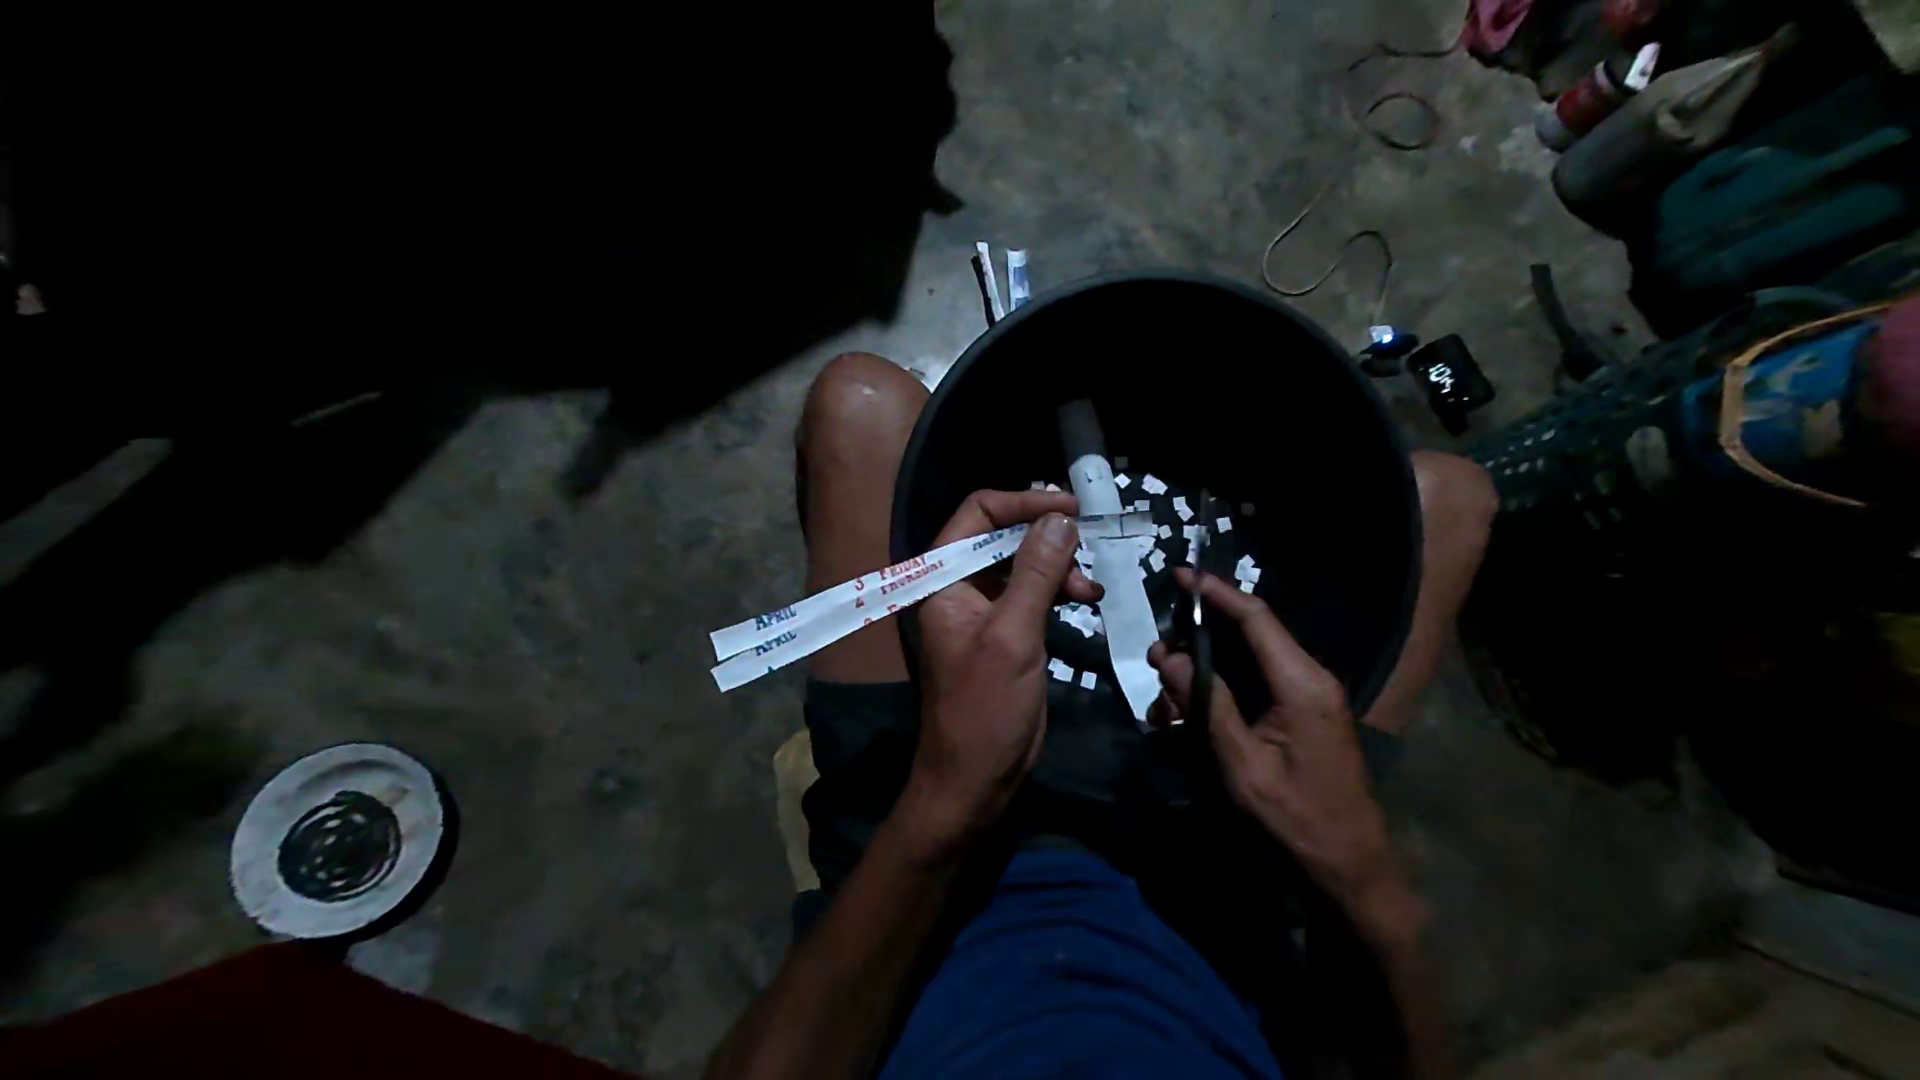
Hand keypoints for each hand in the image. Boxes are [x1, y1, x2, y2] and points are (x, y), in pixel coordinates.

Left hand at [904, 490, 1102, 854]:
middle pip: (1002, 534)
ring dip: (1059, 566)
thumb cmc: (984, 708)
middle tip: (1090, 547)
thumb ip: (1035, 574)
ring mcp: (983, 608)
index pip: (978, 513)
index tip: (1072, 508)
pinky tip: (1086, 601)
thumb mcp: (1013, 637)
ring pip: (1022, 563)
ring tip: (1091, 592)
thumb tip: (1060, 518)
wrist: (975, 777)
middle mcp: (959, 585)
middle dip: (1047, 537)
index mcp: (943, 579)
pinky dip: (1058, 590)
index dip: (1024, 502)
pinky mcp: (1005, 630)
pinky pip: (1032, 592)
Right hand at [1150, 569, 1419, 938]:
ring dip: (1203, 667)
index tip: (1180, 575)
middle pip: (1249, 633)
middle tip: (1155, 654)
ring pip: (1247, 659)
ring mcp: (1307, 694)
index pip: (1255, 618)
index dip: (1216, 592)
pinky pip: (1254, 681)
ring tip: (1166, 694)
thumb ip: (1207, 704)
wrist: (1350, 865)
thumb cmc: (1296, 817)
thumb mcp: (1241, 763)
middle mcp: (1309, 678)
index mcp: (1301, 683)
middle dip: (1197, 636)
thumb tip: (1170, 657)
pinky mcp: (1301, 710)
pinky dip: (1219, 687)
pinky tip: (1190, 711)